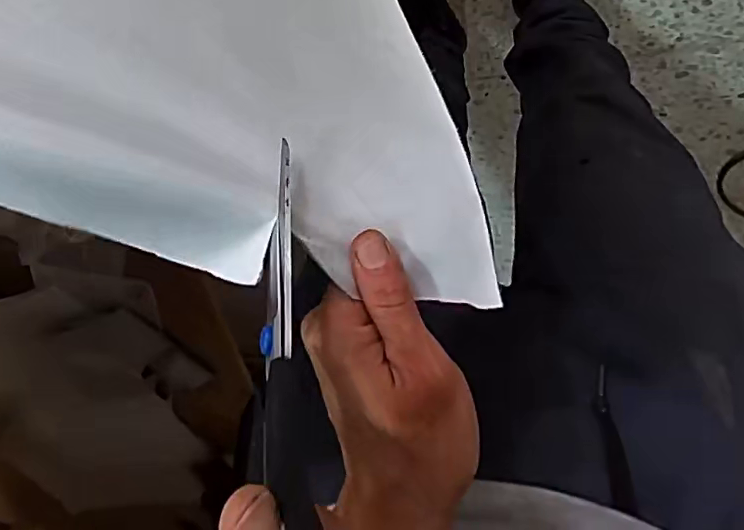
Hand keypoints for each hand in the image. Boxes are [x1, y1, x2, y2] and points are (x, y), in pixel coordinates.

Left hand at [303, 229, 477, 528]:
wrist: (406, 499)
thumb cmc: (423, 445)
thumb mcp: (423, 367)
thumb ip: (392, 302)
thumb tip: (368, 244)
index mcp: (335, 327)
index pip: (348, 258)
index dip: (382, 251)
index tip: (409, 250)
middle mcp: (320, 328)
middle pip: (352, 270)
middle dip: (388, 272)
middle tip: (422, 286)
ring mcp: (326, 339)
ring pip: (359, 288)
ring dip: (388, 292)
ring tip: (418, 307)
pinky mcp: (338, 348)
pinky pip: (359, 308)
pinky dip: (383, 308)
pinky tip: (406, 322)